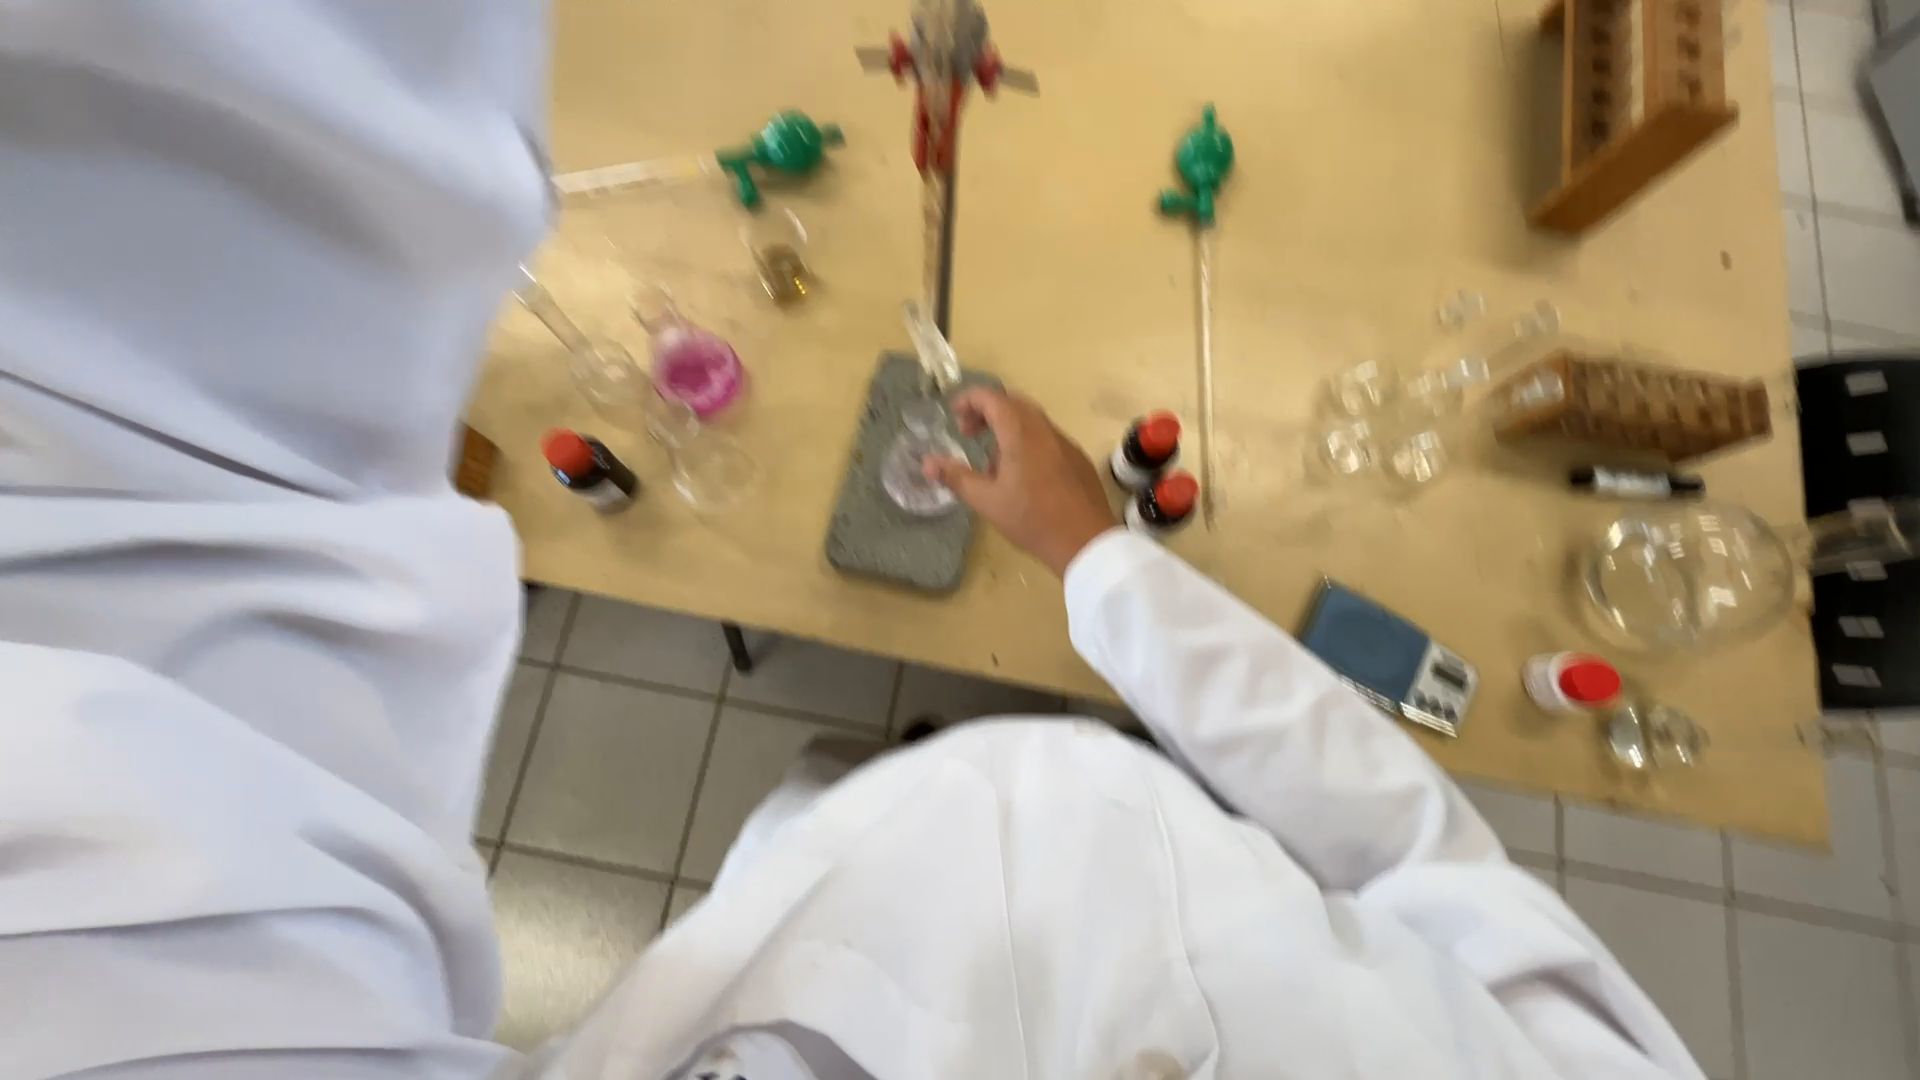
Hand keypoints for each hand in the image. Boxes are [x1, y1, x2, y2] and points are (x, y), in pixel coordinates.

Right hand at [923, 388, 1117, 576]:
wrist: (1085, 541)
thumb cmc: (1032, 520)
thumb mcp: (987, 501)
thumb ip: (956, 478)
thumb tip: (927, 463)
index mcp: (1021, 434)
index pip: (993, 398)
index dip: (969, 400)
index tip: (954, 414)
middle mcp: (1045, 430)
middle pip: (1013, 404)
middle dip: (987, 412)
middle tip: (968, 433)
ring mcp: (1065, 443)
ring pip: (1032, 421)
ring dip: (1007, 429)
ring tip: (992, 463)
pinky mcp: (1077, 459)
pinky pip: (1047, 438)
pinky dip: (1027, 442)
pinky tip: (1022, 476)